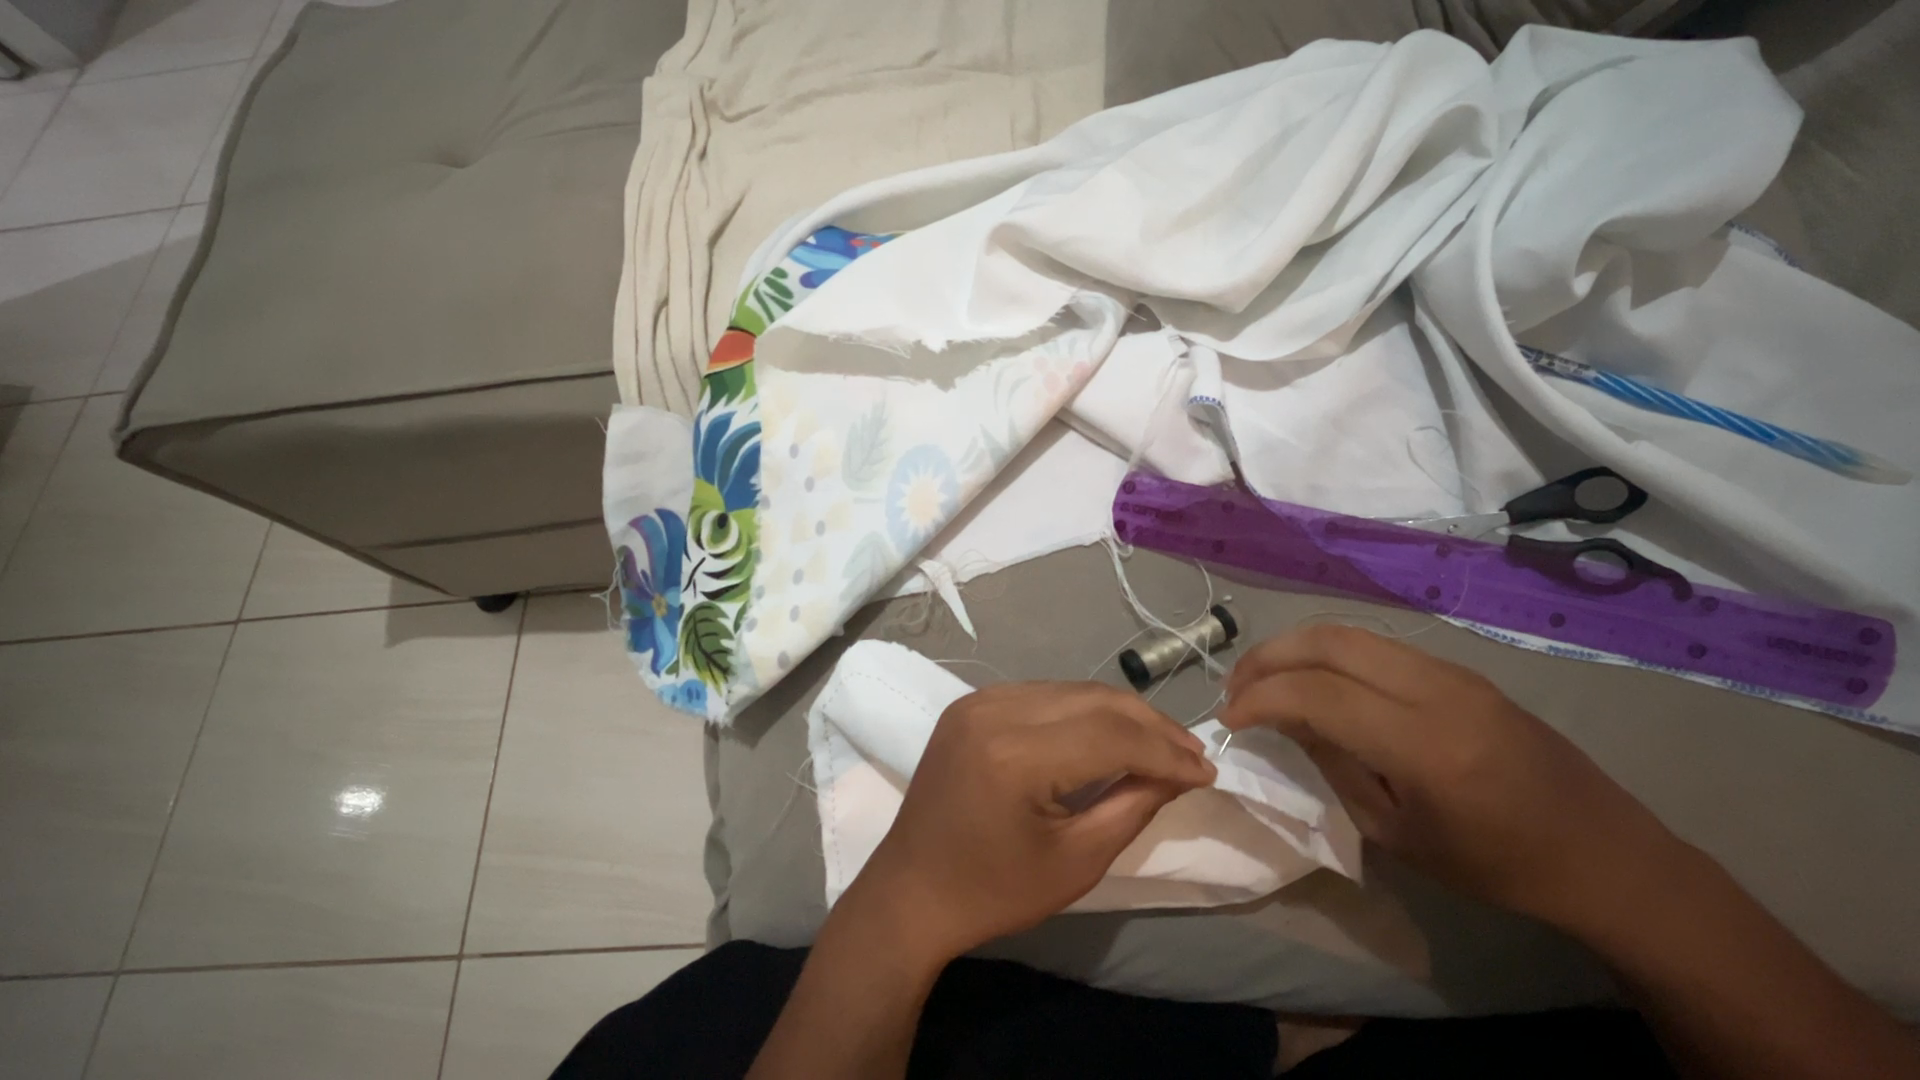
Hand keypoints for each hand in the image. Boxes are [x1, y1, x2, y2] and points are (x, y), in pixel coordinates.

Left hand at [851, 681, 1216, 962]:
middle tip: (1192, 754)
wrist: (912, 892)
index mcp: (1014, 755)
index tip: (1208, 771)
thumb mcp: (1077, 861)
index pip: (1111, 735)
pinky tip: (1109, 735)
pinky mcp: (970, 704)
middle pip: (1094, 700)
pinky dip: (1082, 711)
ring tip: (1161, 745)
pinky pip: (1042, 695)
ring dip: (1120, 714)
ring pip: (1071, 690)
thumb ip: (1134, 805)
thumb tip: (1181, 770)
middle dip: (1150, 725)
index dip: (1166, 751)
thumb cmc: (994, 891)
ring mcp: (977, 702)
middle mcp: (994, 711)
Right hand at [1221, 625, 1682, 930]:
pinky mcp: (1463, 671)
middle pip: (1329, 641)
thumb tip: (1285, 720)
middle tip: (1236, 687)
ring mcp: (1454, 672)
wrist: (1602, 852)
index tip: (1228, 718)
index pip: (1316, 693)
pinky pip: (1380, 648)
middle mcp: (1437, 690)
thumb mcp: (1397, 834)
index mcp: (1423, 744)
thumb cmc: (1496, 864)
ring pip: (1353, 634)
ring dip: (1298, 650)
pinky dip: (1333, 656)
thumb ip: (1336, 767)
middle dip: (1269, 656)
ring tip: (1267, 681)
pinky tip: (1319, 683)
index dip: (1259, 698)